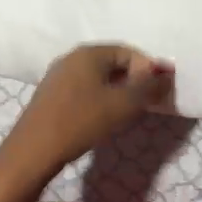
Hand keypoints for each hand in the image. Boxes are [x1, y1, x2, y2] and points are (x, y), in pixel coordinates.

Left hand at [5, 44, 172, 172]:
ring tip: (124, 114)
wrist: (33, 150)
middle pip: (113, 63)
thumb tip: (167, 74)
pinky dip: (98, 99)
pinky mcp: (50, 94)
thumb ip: (148, 88)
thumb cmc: (81, 120)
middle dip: (133, 81)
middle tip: (144, 105)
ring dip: (116, 92)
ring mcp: (58, 75)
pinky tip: (100, 119)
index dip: (148, 70)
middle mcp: (72, 57)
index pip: (129, 52)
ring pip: (97, 77)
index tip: (157, 94)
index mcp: (89, 52)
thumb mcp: (123, 105)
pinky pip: (83, 88)